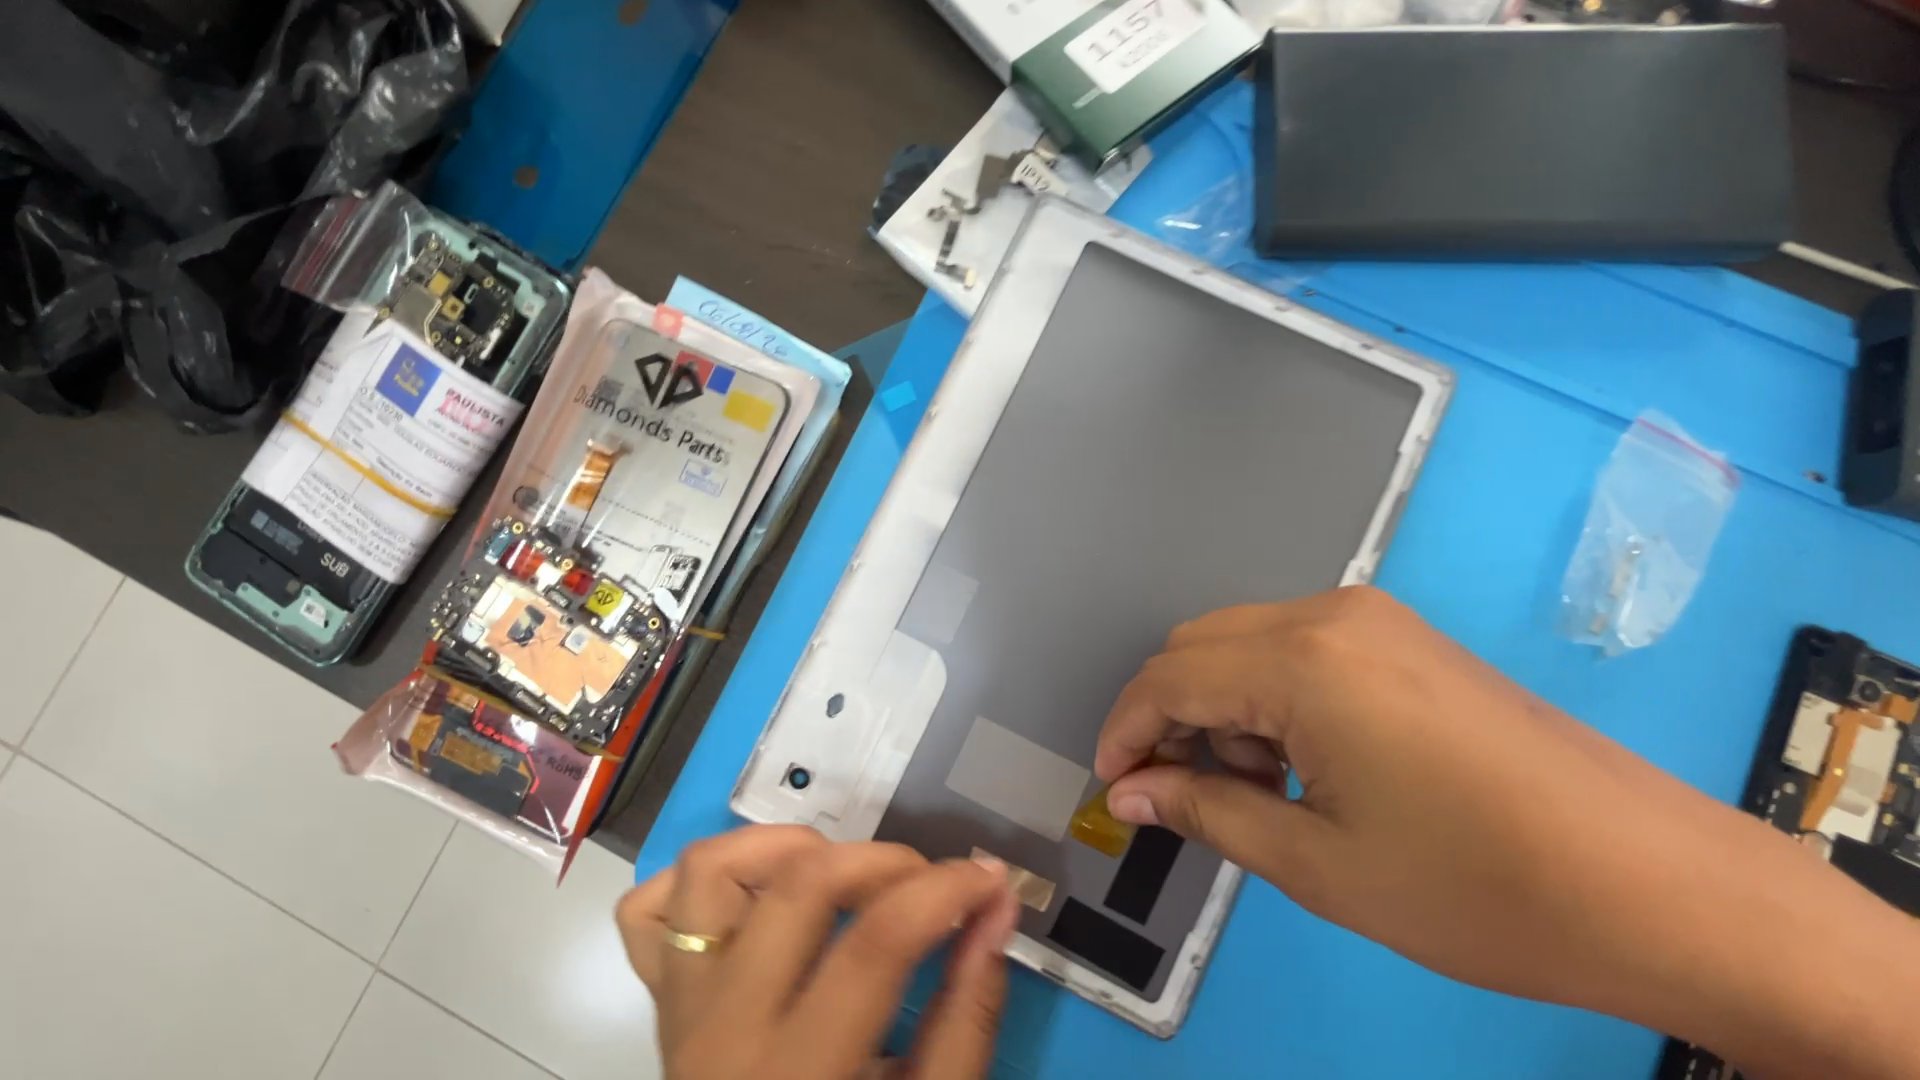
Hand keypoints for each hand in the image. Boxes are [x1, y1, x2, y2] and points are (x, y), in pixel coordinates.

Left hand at [616, 825, 1019, 1079]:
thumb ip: (966, 1014)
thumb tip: (994, 907)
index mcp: (798, 1074)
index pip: (874, 944)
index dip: (945, 892)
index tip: (989, 881)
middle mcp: (723, 1031)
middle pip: (798, 887)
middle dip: (883, 861)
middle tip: (928, 884)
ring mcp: (680, 1010)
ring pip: (708, 871)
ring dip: (787, 850)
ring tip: (845, 878)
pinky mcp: (660, 1001)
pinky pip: (651, 909)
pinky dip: (711, 879)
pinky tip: (765, 896)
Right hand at [1095, 586, 1919, 1078]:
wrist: (1663, 886)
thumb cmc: (1478, 887)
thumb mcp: (1318, 864)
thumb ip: (1205, 813)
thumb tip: (1127, 793)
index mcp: (1303, 663)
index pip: (1169, 678)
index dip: (1124, 730)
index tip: (1111, 787)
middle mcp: (1331, 615)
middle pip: (1199, 646)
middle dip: (1168, 716)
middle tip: (1173, 794)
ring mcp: (1376, 619)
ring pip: (1245, 642)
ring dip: (1218, 707)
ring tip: (1249, 789)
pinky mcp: (1407, 638)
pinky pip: (1297, 647)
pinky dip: (1266, 696)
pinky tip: (1299, 761)